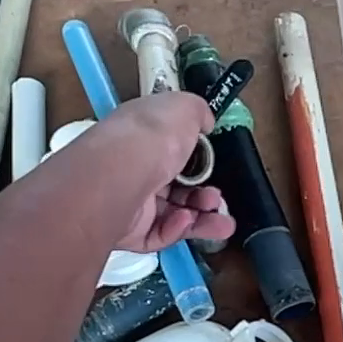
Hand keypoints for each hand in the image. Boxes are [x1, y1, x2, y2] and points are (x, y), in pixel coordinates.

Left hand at [89, 92, 237, 251]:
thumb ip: (198, 112)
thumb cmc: (150, 138)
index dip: (198, 161)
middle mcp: (135, 169)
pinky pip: (161, 233)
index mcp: (143, 138)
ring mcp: (132, 202)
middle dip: (204, 195)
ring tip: (223, 223)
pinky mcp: (131, 230)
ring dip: (202, 219)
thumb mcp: (183, 108)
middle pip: (177, 187)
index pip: (171, 151)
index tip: (214, 165)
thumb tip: (204, 120)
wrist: (119, 176)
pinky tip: (186, 220)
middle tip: (217, 199)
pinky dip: (178, 229)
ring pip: (174, 214)